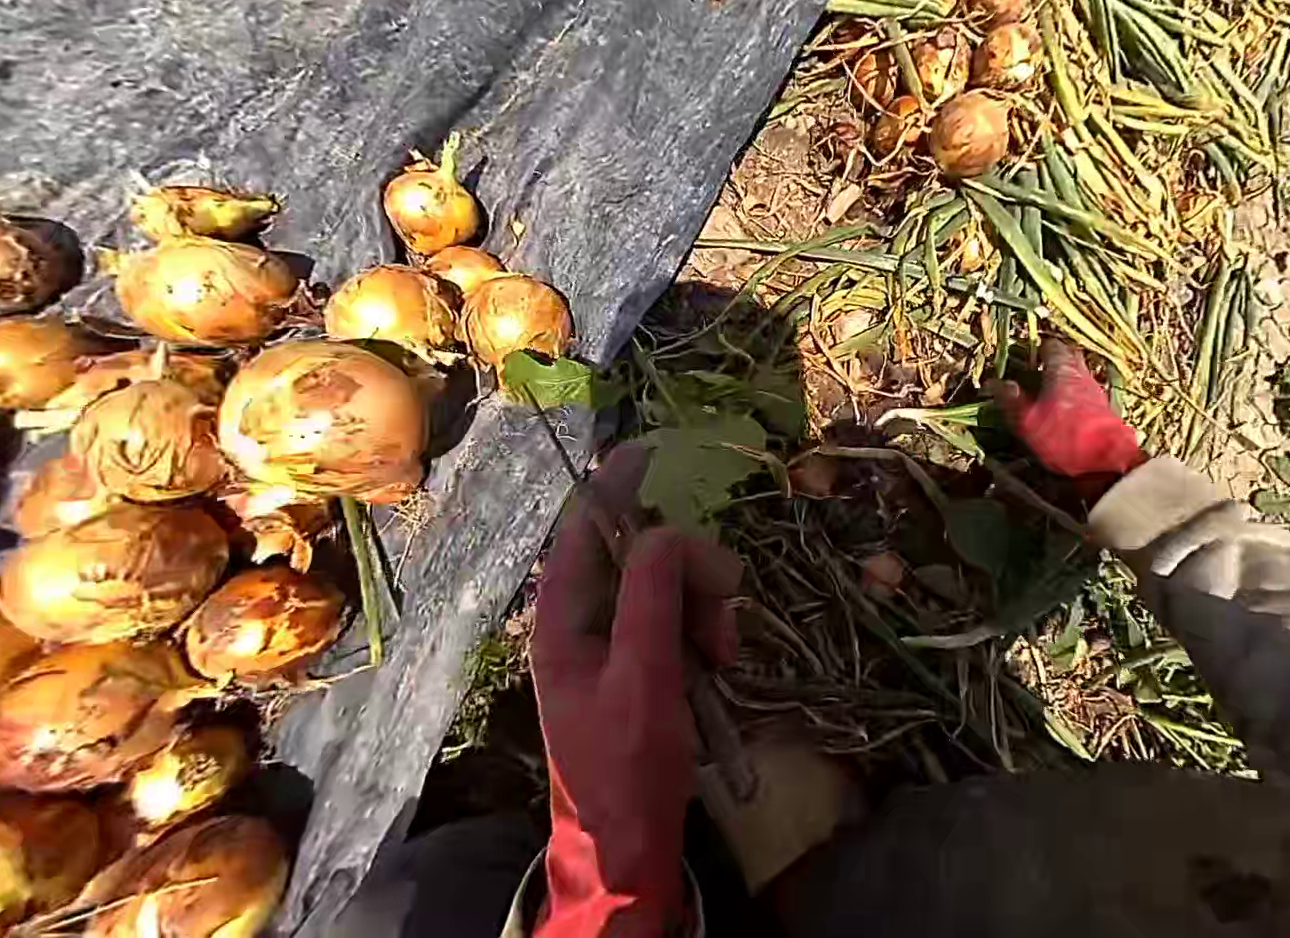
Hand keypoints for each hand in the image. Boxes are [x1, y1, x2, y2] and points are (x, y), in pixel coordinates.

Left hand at [529, 445, 742, 937]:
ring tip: (723, 653)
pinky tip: (722, 659)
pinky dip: (712, 625)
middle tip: (723, 608)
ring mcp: (622, 633)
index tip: (647, 450)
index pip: (586, 530)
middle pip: (647, 552)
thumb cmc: (627, 765)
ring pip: (675, 579)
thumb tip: (666, 531)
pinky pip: (688, 610)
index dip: (613, 487)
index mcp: (567, 617)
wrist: (634, 839)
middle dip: (693, 571)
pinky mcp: (650, 650)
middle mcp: (590, 615)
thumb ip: (652, 598)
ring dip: (710, 604)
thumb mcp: (642, 678)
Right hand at [993, 339, 1144, 478]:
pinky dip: (1075, 395)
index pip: (1051, 346)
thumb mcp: (1026, 421)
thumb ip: (1010, 399)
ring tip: (1049, 392)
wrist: (1106, 462)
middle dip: (1055, 359)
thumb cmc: (1062, 437)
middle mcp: (1081, 374)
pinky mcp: (1105, 409)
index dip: (1038, 349)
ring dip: (1065, 378)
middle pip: (1069, 356)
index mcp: (1061, 370)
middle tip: (1037, 371)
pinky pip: (1086, 392)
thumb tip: (993, 382)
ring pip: (1079, 374)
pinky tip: (1066, 411)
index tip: (1026, 356)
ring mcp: (1096, 391)